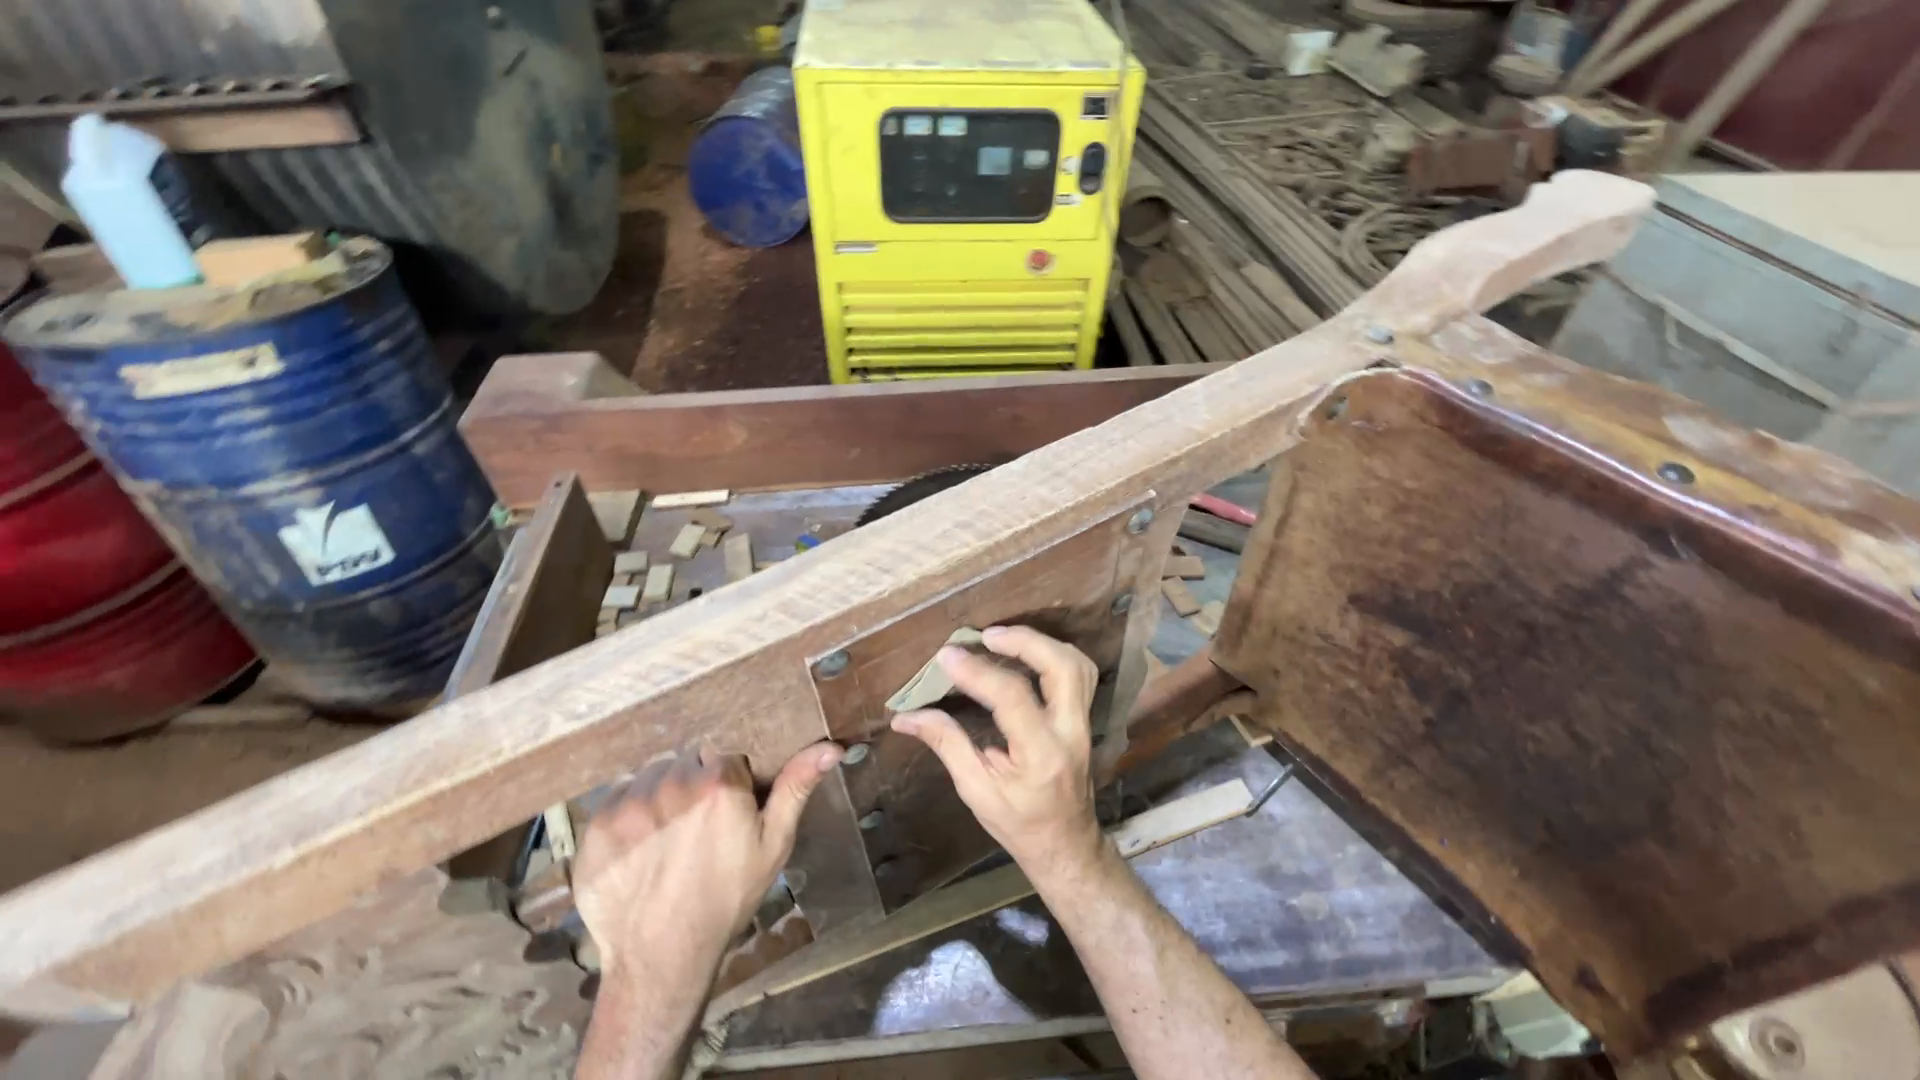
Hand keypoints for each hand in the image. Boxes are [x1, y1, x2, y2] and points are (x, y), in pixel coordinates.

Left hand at [572, 742, 842, 977]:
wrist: (662, 956)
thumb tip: (831, 748)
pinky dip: (627, 815)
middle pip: (683, 761)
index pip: (721, 754)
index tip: (725, 805)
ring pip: (648, 775)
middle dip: (691, 782)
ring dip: (658, 794)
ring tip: (666, 834)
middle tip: (697, 823)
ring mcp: (628, 803)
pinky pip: (614, 799)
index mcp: (718, 781)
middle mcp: (671, 781)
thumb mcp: (772, 845)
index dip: (724, 778)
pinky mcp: (596, 824)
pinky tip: (638, 846)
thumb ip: (796, 787)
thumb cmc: (727, 899)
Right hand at [891, 626, 1102, 868]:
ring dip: (1042, 643)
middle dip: (1026, 642)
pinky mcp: (1085, 719)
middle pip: (1063, 668)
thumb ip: (947, 745)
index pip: (1012, 698)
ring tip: (1003, 639)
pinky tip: (1024, 653)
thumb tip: (906, 716)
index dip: (977, 672)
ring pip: (1078, 666)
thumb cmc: (1019, 824)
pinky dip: (1052, 655)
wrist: (1067, 845)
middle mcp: (1070, 732)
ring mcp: (1084, 724)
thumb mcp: (976, 792)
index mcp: (1041, 755)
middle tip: (986, 636)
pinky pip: (1079, 675)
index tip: (946, 656)